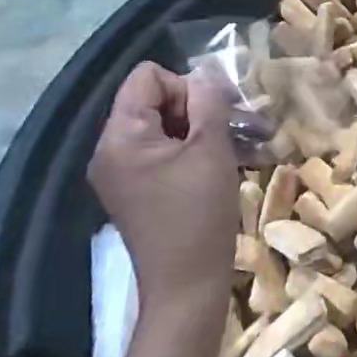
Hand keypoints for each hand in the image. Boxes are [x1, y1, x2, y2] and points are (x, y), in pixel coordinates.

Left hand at [89, 62, 239, 306]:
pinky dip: (197, 152)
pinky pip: (166, 154)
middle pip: (156, 100)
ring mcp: (123, 173)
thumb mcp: (211, 150)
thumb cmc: (199, 213)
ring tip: (244, 145)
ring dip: (205, 131)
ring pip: (166, 128)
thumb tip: (207, 71)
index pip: (147, 78)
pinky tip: (229, 164)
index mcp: (120, 137)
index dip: (187, 86)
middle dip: (200, 108)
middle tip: (239, 128)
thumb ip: (209, 102)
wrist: (186, 285)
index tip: (216, 114)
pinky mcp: (139, 191)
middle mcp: (112, 150)